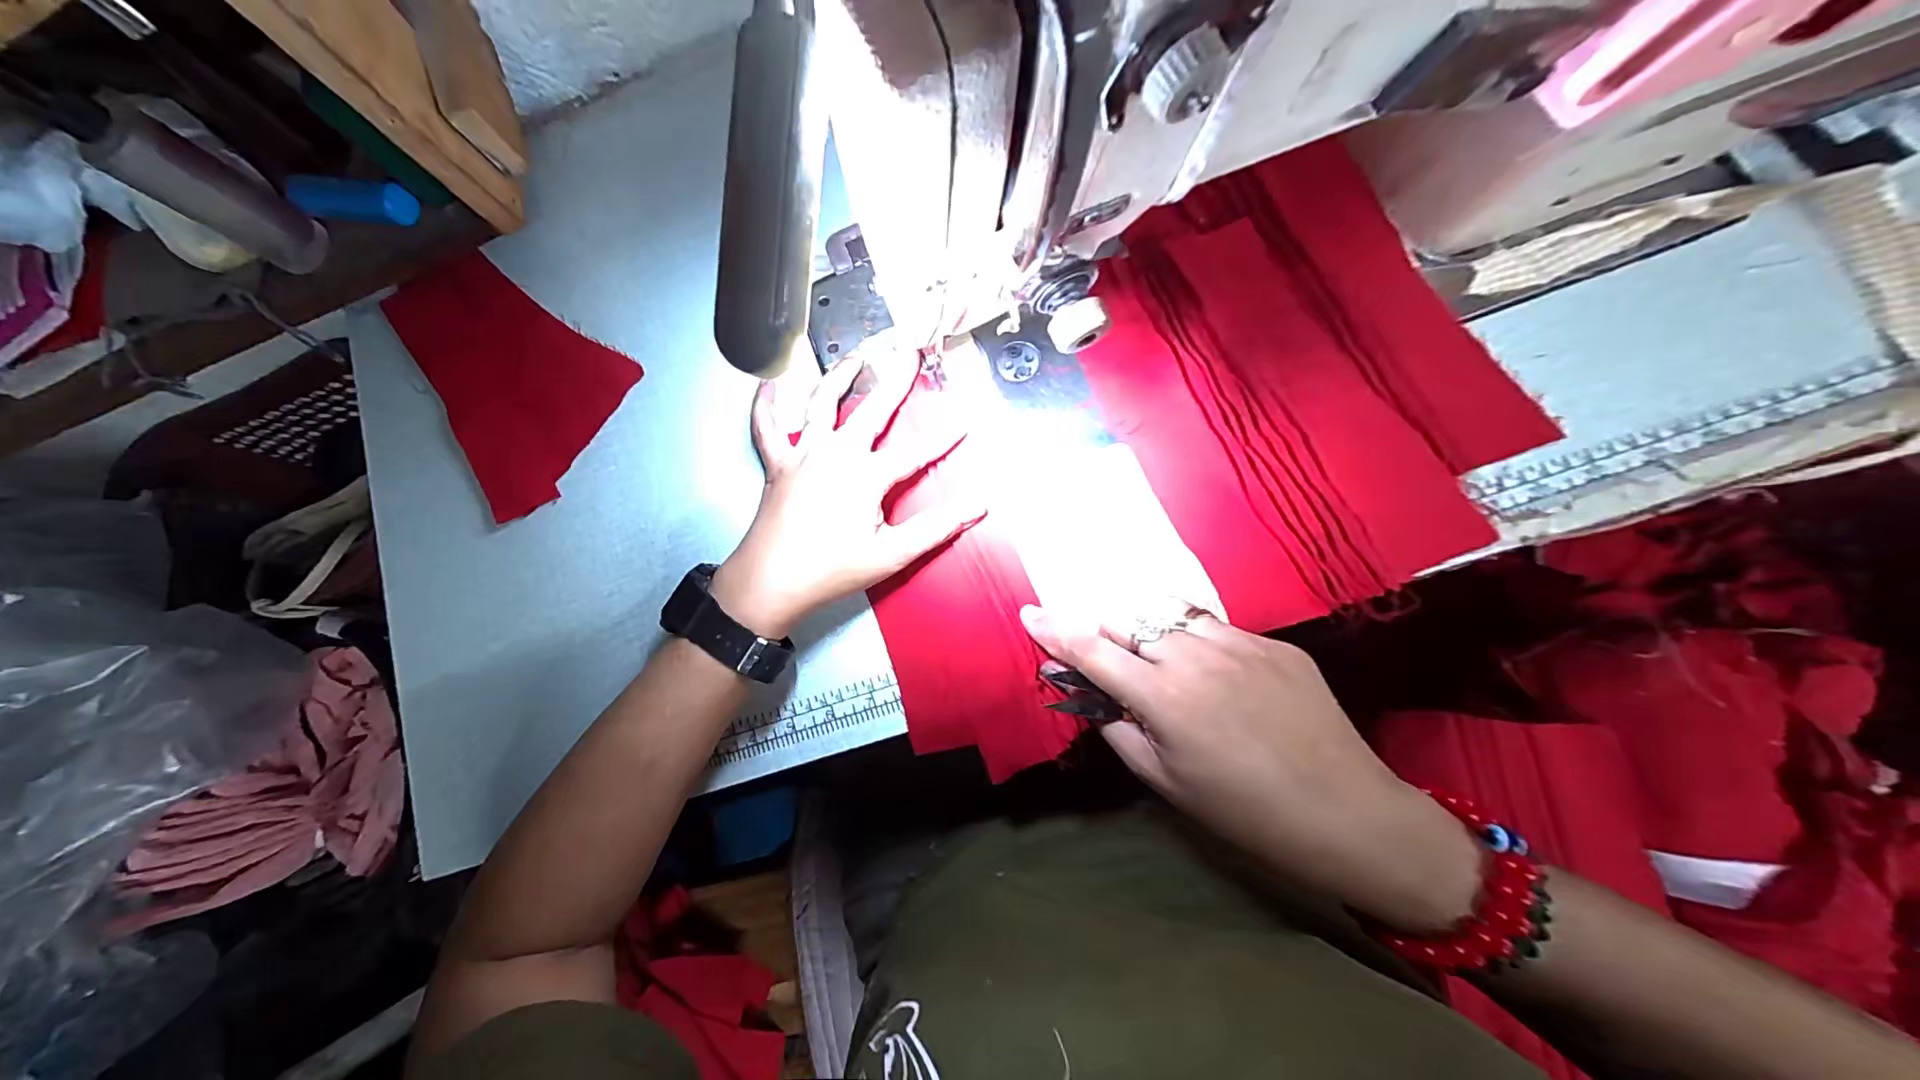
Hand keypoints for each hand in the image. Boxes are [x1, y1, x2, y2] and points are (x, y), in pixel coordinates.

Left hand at [712, 350, 986, 638]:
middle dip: (896, 378)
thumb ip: (937, 527)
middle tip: (909, 354)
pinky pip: (768, 427)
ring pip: (820, 403)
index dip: (944, 436)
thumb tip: (976, 505)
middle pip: (872, 408)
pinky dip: (767, 404)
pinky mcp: (778, 465)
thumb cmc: (828, 570)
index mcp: (866, 476)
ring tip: (854, 358)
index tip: (963, 420)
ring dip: (839, 376)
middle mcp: (835, 455)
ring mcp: (803, 455)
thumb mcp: (892, 553)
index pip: (916, 451)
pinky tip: (769, 385)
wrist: (770, 582)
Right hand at [1020, 605, 1483, 931]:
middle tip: (1108, 656)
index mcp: (1164, 698)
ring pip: (1173, 618)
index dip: (1056, 630)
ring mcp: (1241, 644)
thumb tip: (1094, 695)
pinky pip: (1219, 630)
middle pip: (1129, 621)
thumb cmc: (1243, 811)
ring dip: (1153, 633)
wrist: (1347, 813)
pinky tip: (1216, 677)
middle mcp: (1197, 657)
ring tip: (1163, 664)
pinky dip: (1199, 644)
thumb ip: (1118, 730)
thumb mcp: (1165, 781)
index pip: (1093, 650)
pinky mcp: (1276, 643)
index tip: (1031, 611)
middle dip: (1107, 631)